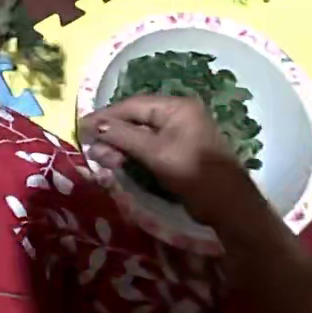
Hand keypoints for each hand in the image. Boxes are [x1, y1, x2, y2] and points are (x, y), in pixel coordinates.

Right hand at [80, 94, 261, 225]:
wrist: (230, 207)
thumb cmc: (193, 173)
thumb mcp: (155, 153)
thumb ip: (122, 136)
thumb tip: (93, 125)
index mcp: (176, 107)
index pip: (132, 105)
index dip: (105, 116)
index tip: (81, 126)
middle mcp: (178, 114)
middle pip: (135, 118)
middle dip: (111, 132)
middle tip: (90, 145)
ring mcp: (179, 132)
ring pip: (140, 133)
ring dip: (119, 145)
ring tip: (101, 158)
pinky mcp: (178, 151)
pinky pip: (148, 145)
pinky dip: (132, 152)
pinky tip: (116, 161)